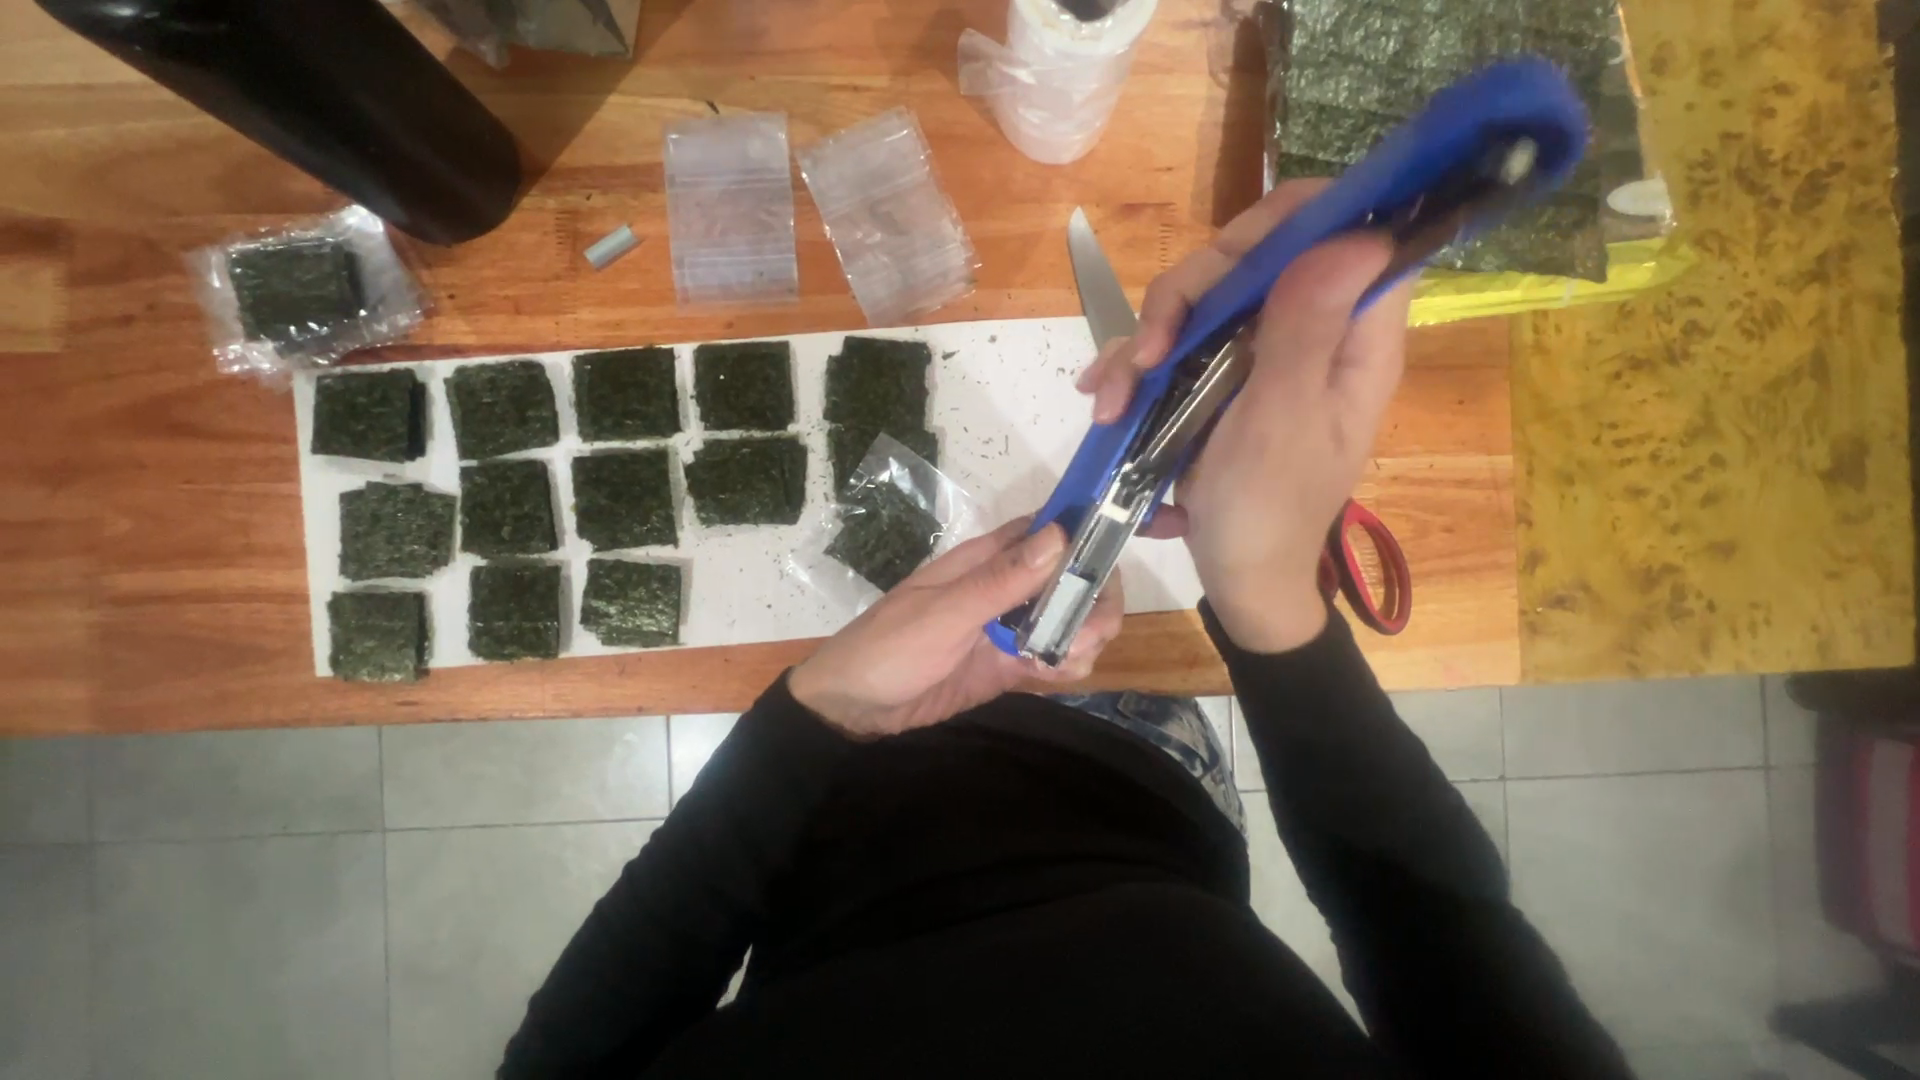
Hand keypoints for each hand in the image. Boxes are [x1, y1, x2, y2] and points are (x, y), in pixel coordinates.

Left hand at [788, 518, 1124, 738]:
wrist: (855, 707)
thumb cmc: (890, 648)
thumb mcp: (944, 613)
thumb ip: (1001, 581)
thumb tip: (1060, 535)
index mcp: (987, 560)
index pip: (1051, 532)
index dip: (1088, 538)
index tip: (1111, 564)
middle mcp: (1007, 588)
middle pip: (1074, 578)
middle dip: (1094, 602)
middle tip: (1086, 635)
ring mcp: (1011, 627)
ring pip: (1072, 619)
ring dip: (1083, 638)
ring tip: (1060, 662)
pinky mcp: (1011, 664)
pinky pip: (1055, 656)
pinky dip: (1066, 664)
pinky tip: (1049, 676)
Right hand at [1075, 180, 1414, 652]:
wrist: (1239, 578)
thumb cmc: (1268, 510)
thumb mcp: (1281, 420)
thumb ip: (1307, 328)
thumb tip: (1356, 232)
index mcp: (1352, 337)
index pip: (1344, 231)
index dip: (1287, 223)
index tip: (1225, 262)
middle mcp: (1310, 331)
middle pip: (1251, 258)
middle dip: (1186, 297)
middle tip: (1148, 352)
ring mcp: (1259, 354)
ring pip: (1201, 300)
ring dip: (1145, 342)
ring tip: (1113, 400)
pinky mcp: (1218, 380)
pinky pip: (1174, 345)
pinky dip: (1134, 368)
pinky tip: (1106, 401)